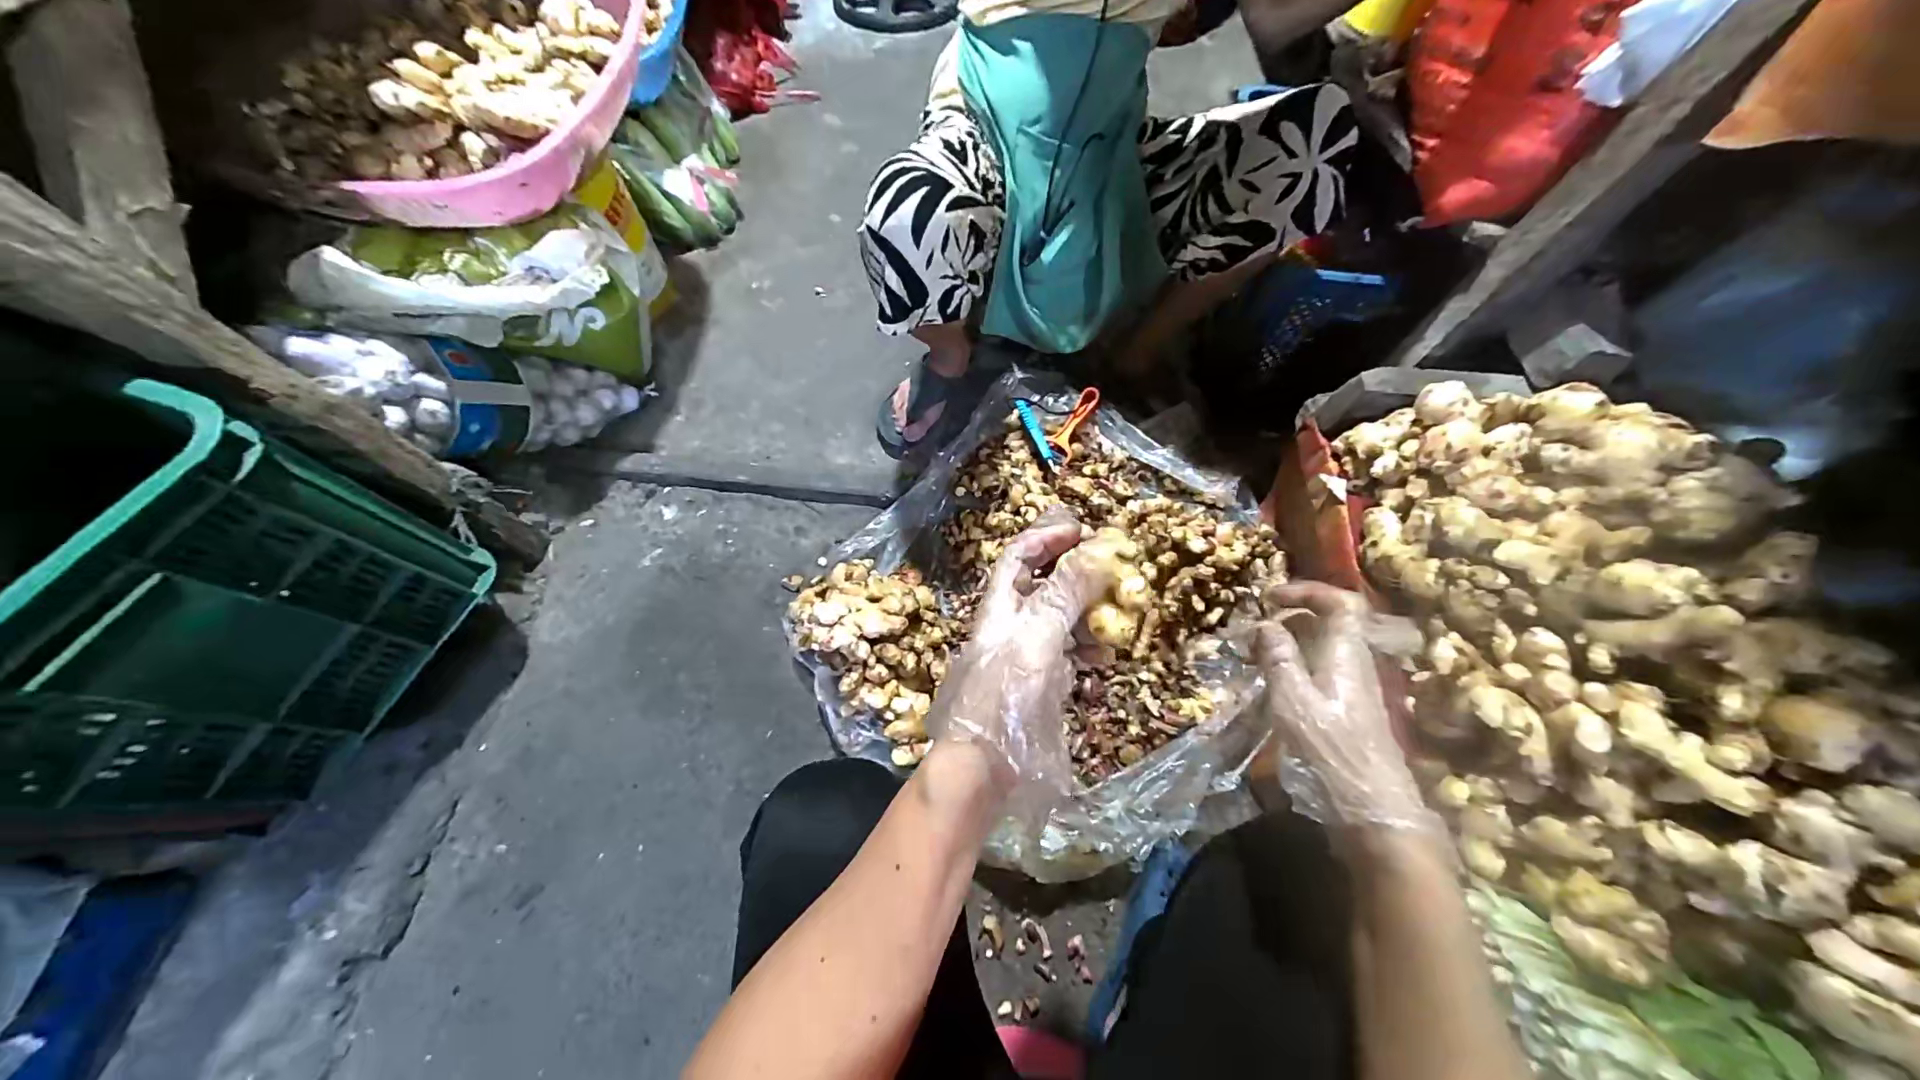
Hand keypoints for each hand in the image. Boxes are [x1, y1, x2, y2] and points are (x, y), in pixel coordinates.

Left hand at [926, 514, 1115, 814]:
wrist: (983, 767)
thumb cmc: (1003, 697)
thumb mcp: (1035, 638)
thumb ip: (1064, 595)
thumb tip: (1096, 549)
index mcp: (999, 609)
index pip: (1016, 558)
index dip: (1044, 538)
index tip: (1080, 529)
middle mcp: (1010, 627)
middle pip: (1041, 586)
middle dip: (1073, 572)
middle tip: (1110, 565)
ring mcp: (1025, 657)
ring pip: (1059, 620)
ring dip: (1086, 611)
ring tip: (1115, 611)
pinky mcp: (1040, 686)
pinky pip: (1067, 655)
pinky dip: (1086, 649)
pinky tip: (1103, 658)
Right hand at [1257, 581, 1436, 831]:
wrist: (1372, 808)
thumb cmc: (1332, 751)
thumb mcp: (1294, 702)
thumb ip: (1279, 659)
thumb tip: (1266, 624)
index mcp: (1345, 655)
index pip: (1340, 603)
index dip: (1307, 591)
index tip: (1270, 596)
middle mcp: (1353, 664)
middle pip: (1326, 623)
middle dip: (1287, 618)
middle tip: (1251, 633)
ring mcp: (1351, 688)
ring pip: (1320, 648)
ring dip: (1286, 643)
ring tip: (1251, 657)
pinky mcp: (1346, 709)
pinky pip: (1317, 670)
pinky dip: (1291, 666)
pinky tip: (1269, 686)